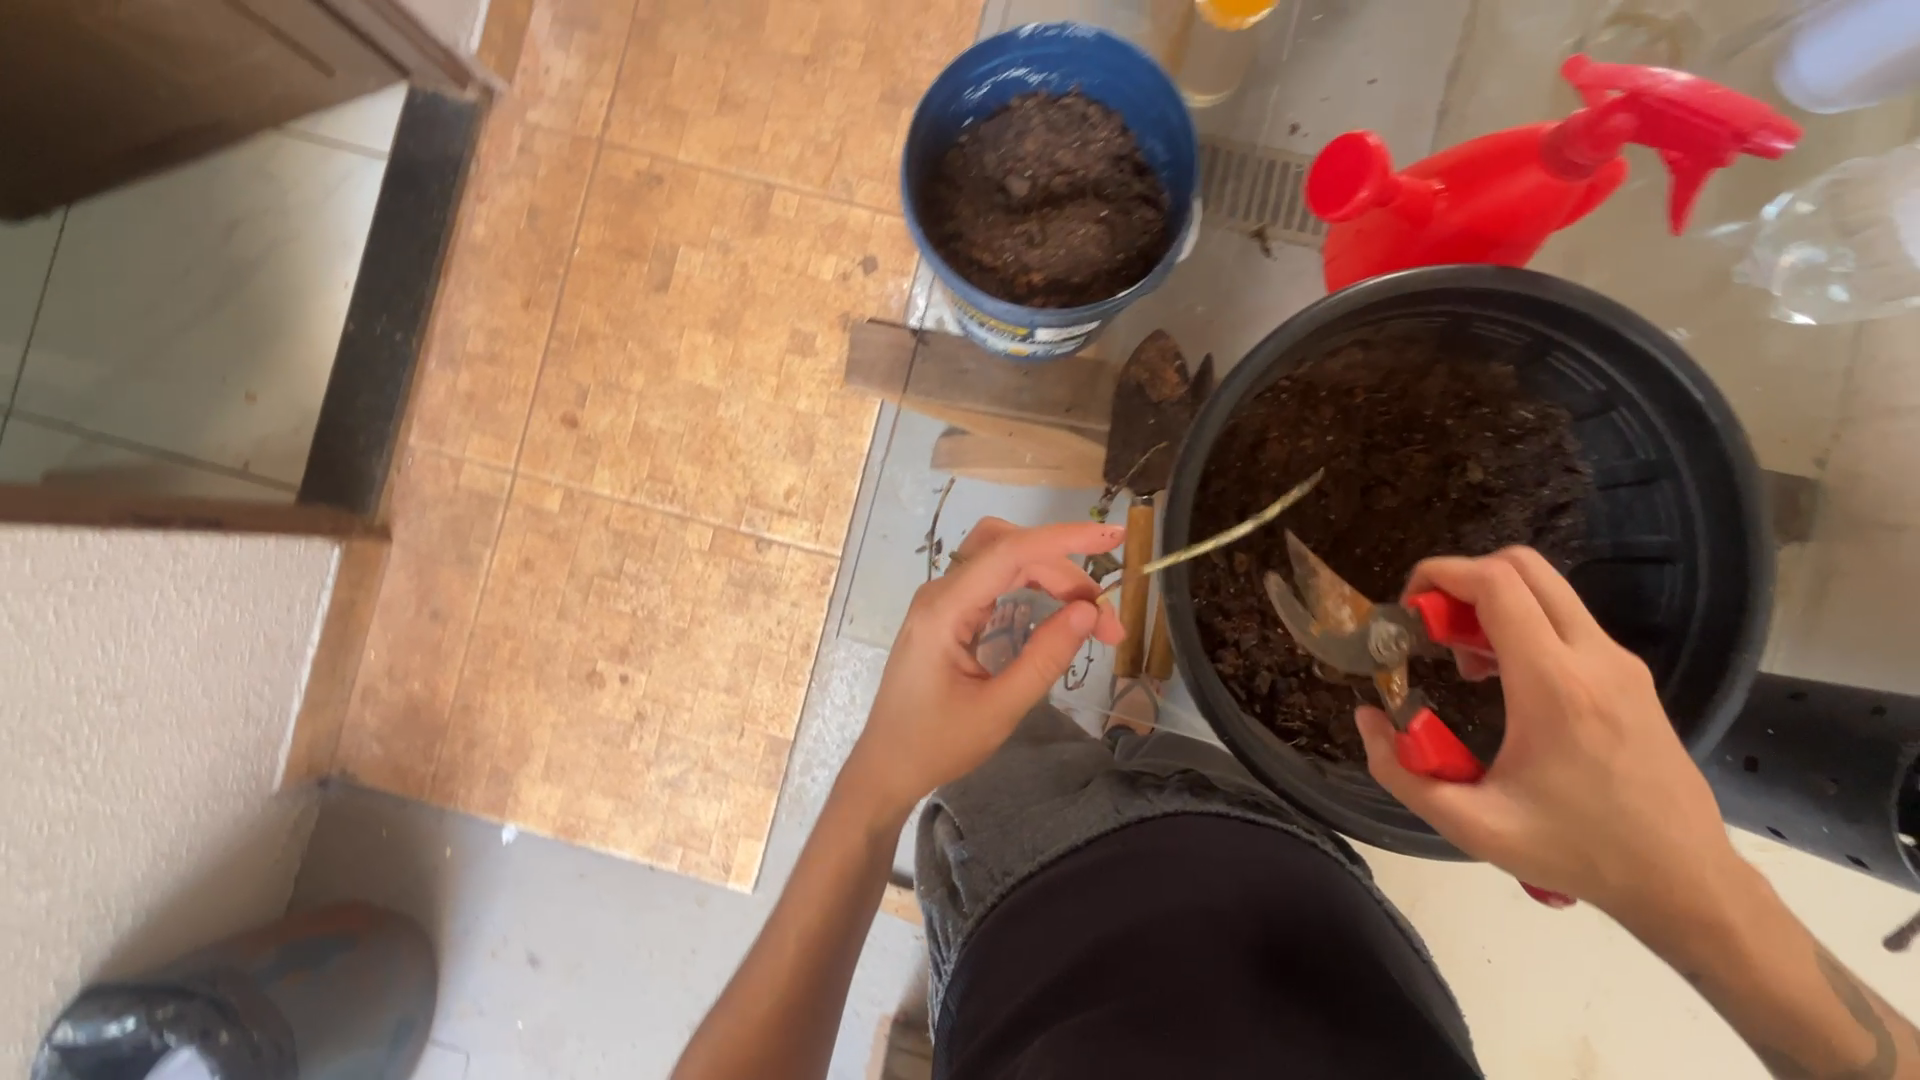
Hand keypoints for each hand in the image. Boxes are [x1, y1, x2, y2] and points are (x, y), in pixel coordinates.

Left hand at [843, 517, 1125, 818]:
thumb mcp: (999, 708)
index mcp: (944, 610)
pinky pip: (994, 582)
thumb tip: (1088, 612)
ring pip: (1003, 561)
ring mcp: (941, 601)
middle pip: (1011, 552)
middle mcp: (940, 593)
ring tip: (1091, 617)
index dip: (1064, 539)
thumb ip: (1045, 657)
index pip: (1010, 552)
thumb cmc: (936, 744)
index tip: (1112, 537)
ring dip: (1051, 577)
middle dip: (1066, 573)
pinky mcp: (948, 614)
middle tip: (1107, 622)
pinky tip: (1057, 612)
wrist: (886, 766)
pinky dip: (1031, 587)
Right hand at [1354, 547, 1741, 917]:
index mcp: (1553, 686)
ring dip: (1490, 603)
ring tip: (1460, 661)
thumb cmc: (1575, 851)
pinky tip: (1499, 679)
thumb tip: (1366, 717)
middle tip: (1429, 626)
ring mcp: (1618, 663)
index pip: (1497, 584)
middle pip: (1523, 567)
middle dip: (1461, 579)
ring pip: (1546, 589)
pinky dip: (1519, 624)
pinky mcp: (1629, 677)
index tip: (1406, 610)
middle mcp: (1593, 658)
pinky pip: (1564, 620)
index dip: (1440, 575)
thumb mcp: (1468, 823)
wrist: (1685, 880)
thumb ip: (1399, 770)